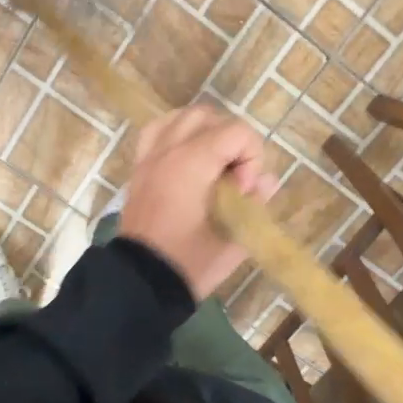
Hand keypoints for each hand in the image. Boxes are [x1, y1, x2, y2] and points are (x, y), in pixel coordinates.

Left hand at [120, 106, 279, 298]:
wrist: (141, 285)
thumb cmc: (189, 265)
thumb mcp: (232, 241)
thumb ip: (254, 205)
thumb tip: (265, 182)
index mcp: (190, 163)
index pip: (236, 131)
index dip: (251, 158)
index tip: (242, 193)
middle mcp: (166, 151)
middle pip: (209, 117)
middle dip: (231, 142)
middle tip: (233, 179)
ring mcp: (148, 159)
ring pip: (180, 119)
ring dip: (204, 134)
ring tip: (213, 167)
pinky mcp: (138, 172)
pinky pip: (156, 134)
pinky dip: (175, 137)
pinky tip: (187, 162)